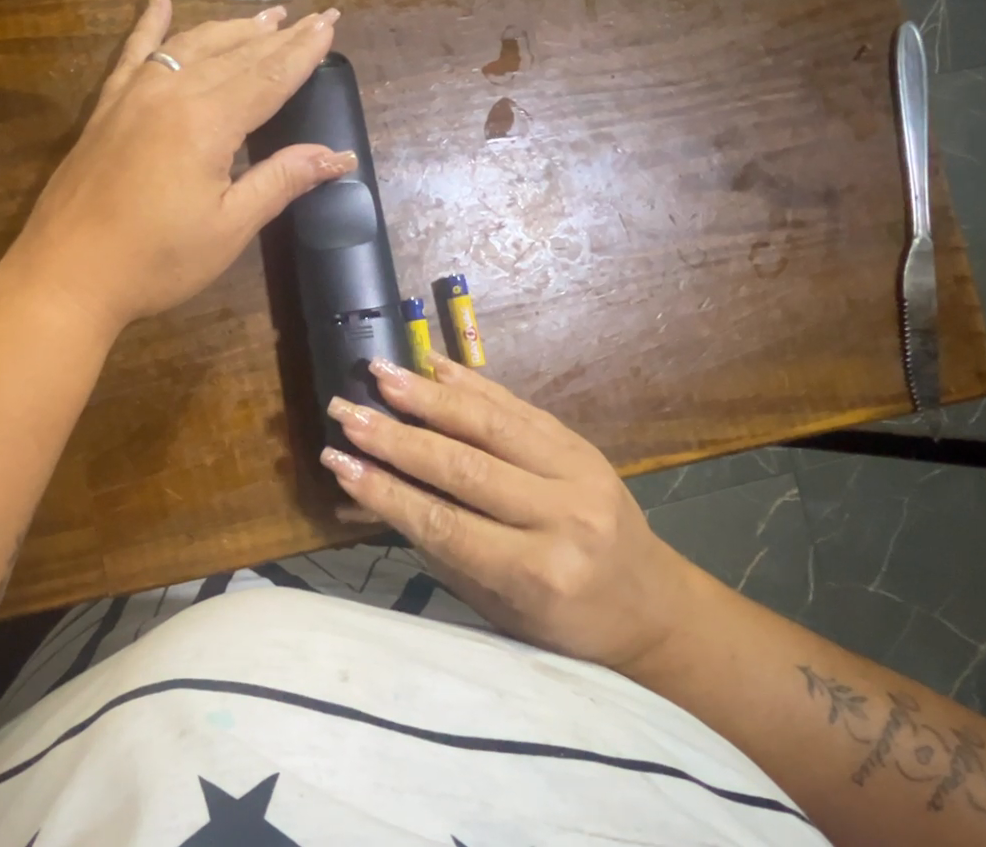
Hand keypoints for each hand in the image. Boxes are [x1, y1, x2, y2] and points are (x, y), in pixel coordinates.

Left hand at [7, 0, 351, 329]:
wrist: (67, 274)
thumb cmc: (155, 261)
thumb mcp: (228, 228)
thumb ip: (280, 181)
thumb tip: (338, 155)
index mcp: (207, 122)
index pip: (269, 76)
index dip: (303, 52)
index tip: (331, 23)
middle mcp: (171, 93)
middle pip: (235, 54)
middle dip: (277, 35)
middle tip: (312, 14)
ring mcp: (132, 95)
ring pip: (191, 46)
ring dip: (230, 28)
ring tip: (264, 16)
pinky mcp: (105, 108)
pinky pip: (133, 51)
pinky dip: (150, 20)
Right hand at [319, 356, 709, 672]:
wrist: (650, 605)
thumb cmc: (560, 621)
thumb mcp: (493, 599)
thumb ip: (437, 541)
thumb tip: (371, 489)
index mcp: (537, 572)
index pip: (444, 522)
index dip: (384, 489)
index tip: (336, 460)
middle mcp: (562, 517)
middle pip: (464, 467)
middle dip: (395, 436)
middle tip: (346, 411)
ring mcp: (579, 473)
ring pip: (491, 425)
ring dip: (428, 396)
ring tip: (380, 372)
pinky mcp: (582, 445)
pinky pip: (519, 408)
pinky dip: (471, 385)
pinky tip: (432, 365)